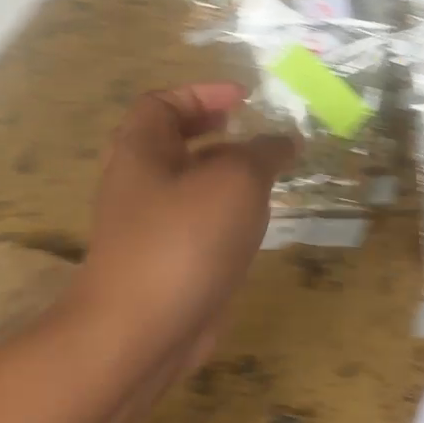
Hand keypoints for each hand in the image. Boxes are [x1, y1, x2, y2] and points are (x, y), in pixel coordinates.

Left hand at [64, 82, 297, 363]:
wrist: (144, 329)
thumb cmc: (185, 239)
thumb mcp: (237, 179)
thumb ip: (264, 151)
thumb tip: (284, 141)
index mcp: (141, 153)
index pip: (160, 104)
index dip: (201, 93)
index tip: (245, 99)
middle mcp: (140, 184)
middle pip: (172, 141)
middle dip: (215, 130)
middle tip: (255, 129)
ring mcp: (153, 226)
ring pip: (191, 183)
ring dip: (228, 171)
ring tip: (271, 173)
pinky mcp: (171, 261)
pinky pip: (202, 220)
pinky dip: (230, 210)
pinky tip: (260, 220)